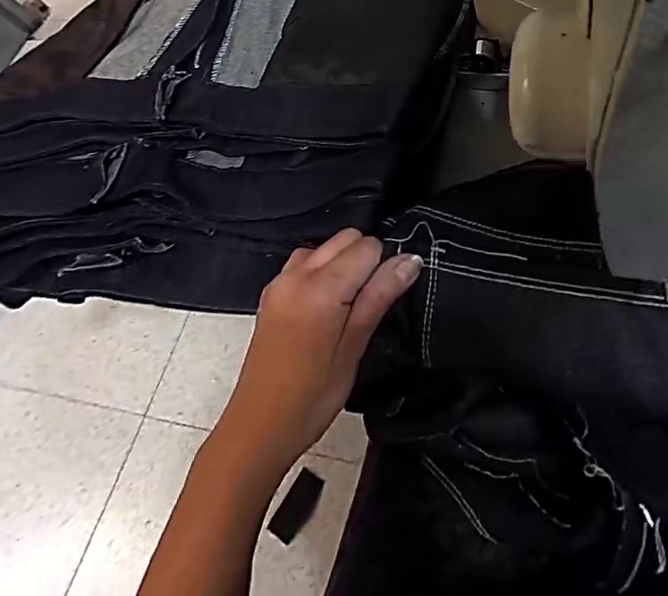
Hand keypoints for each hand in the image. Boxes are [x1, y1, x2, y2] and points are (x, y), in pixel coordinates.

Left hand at [220, 229, 421, 464]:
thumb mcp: (354, 347)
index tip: (386, 294)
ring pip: (326, 245)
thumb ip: (381, 295)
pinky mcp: (272, 294)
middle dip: (366, 259)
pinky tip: (329, 304)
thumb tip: (410, 261)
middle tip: (369, 301)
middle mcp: (295, 277)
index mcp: (319, 290)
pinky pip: (306, 261)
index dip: (385, 266)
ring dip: (344, 263)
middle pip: (347, 238)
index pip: (368, 246)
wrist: (257, 430)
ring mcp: (280, 284)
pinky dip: (323, 270)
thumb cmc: (309, 399)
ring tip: (349, 305)